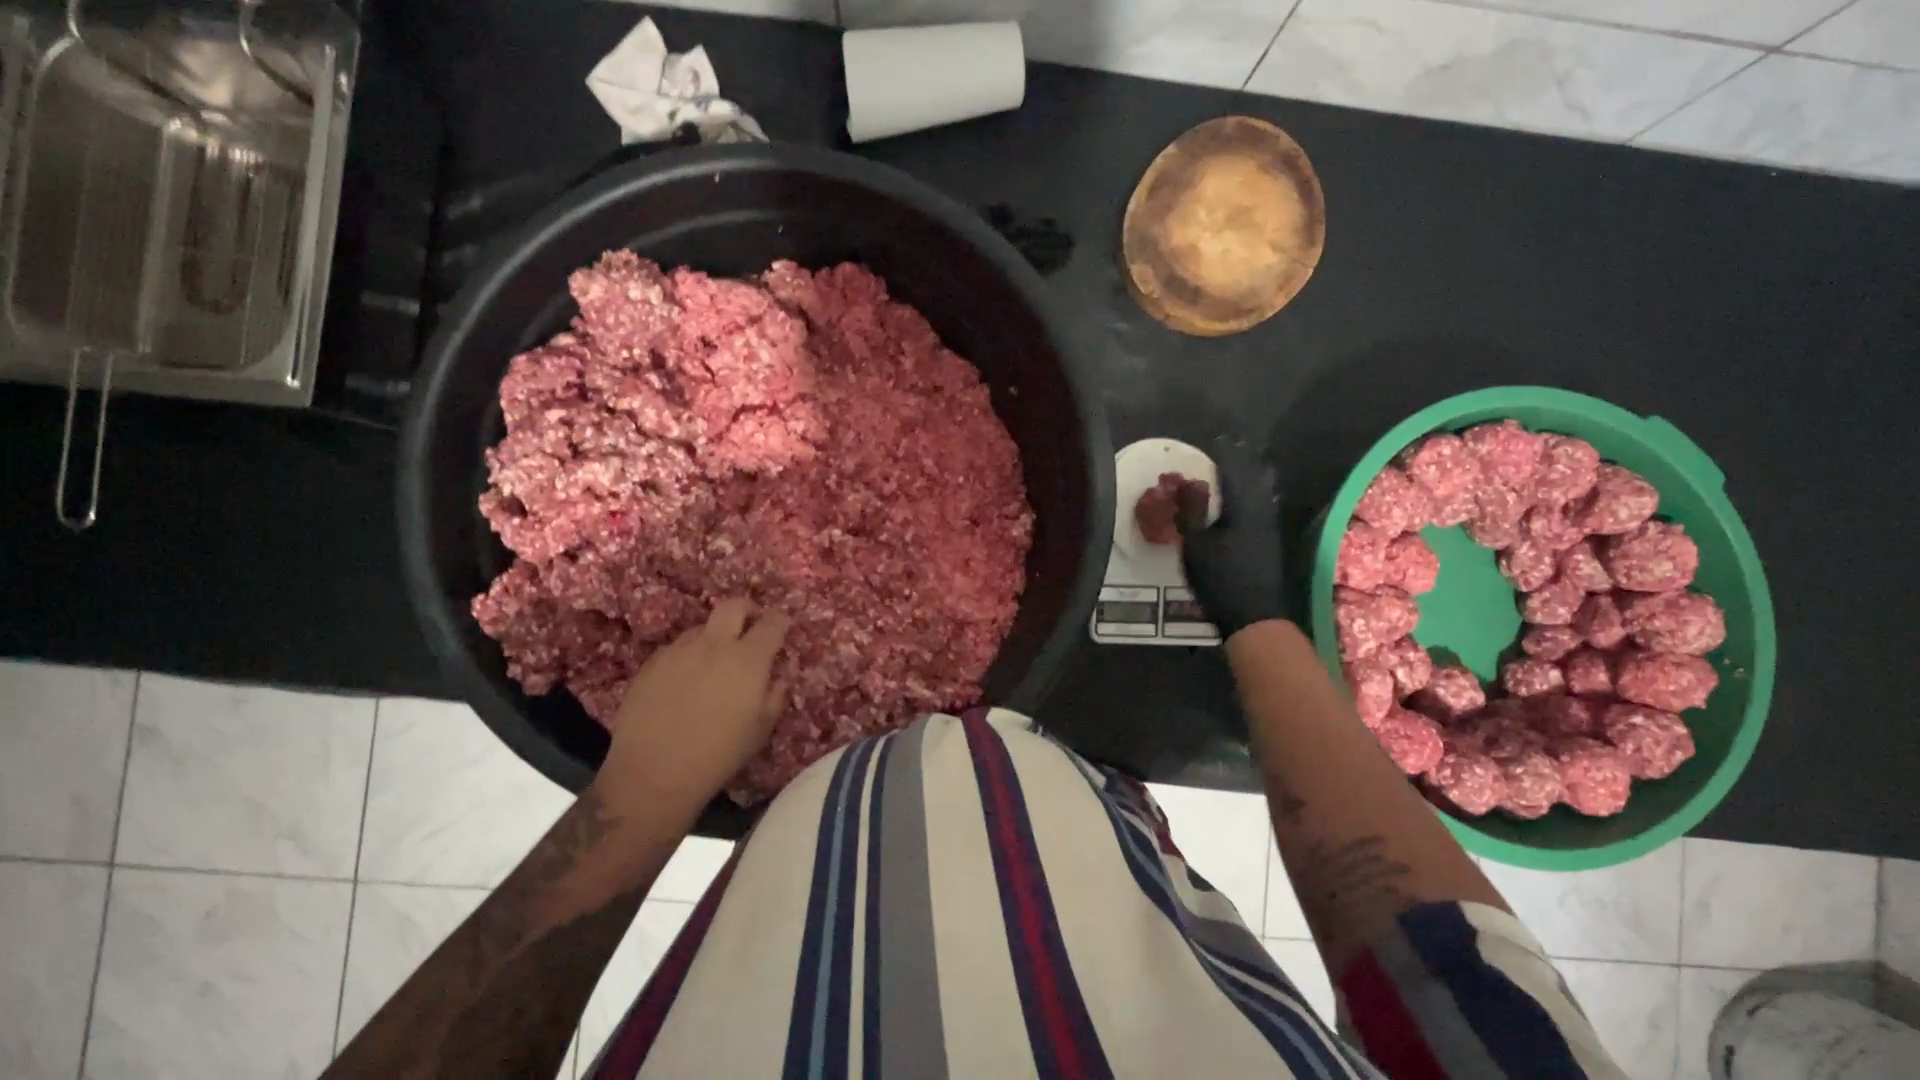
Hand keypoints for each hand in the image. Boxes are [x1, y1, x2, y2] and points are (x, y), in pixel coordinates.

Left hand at [593, 598, 790, 819]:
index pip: (772, 623)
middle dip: (748, 609)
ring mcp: (679, 651)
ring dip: (715, 637)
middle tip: (752, 626)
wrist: (654, 771)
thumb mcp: (762, 728)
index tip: (783, 627)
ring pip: (702, 628)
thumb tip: (778, 675)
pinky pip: (677, 649)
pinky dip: (689, 657)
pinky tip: (686, 683)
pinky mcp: (652, 663)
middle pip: (733, 606)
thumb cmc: (720, 754)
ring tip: (715, 664)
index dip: (781, 621)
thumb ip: (776, 694)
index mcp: (748, 659)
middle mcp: (713, 644)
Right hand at [1177, 443, 1288, 639]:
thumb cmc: (1219, 580)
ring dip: (1254, 472)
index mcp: (1241, 506)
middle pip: (1255, 474)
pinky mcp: (1272, 538)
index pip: (1233, 469)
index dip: (1224, 452)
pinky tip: (1257, 495)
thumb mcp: (1196, 545)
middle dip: (1243, 457)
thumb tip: (1192, 481)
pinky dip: (1258, 491)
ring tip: (1245, 462)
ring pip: (1265, 488)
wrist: (1254, 615)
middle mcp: (1261, 509)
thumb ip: (1192, 511)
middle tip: (1232, 445)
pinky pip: (1266, 502)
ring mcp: (1270, 524)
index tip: (1216, 437)